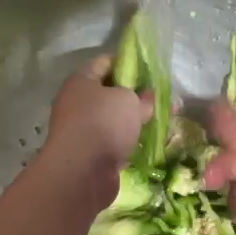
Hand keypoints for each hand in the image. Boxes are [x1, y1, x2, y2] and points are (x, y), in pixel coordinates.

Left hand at [42, 55, 151, 183]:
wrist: (81, 172)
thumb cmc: (104, 124)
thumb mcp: (129, 101)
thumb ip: (142, 96)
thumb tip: (147, 96)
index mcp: (81, 80)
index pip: (106, 62)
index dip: (129, 63)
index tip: (151, 70)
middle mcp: (77, 102)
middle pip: (109, 92)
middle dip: (134, 95)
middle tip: (158, 98)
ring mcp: (81, 129)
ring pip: (112, 119)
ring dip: (131, 121)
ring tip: (157, 121)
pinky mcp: (88, 153)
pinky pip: (111, 141)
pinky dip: (126, 141)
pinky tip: (144, 142)